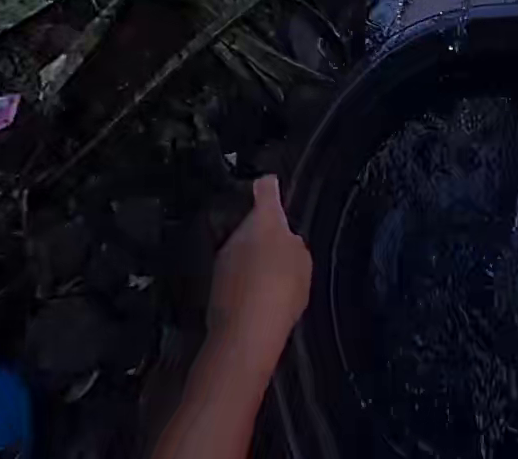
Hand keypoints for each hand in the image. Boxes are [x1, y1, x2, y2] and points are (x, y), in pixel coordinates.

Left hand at [208, 176, 311, 349]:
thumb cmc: (282, 288)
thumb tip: (284, 241)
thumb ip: (293, 245)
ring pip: (242, 250)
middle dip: (265, 235)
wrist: (245, 333)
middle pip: (253, 224)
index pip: (266, 190)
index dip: (270, 185)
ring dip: (253, 260)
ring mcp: (223, 258)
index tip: (271, 182)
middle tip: (282, 255)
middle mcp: (239, 232)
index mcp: (265, 220)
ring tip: (272, 284)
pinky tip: (258, 302)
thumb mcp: (302, 262)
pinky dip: (245, 283)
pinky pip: (235, 275)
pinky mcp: (214, 285)